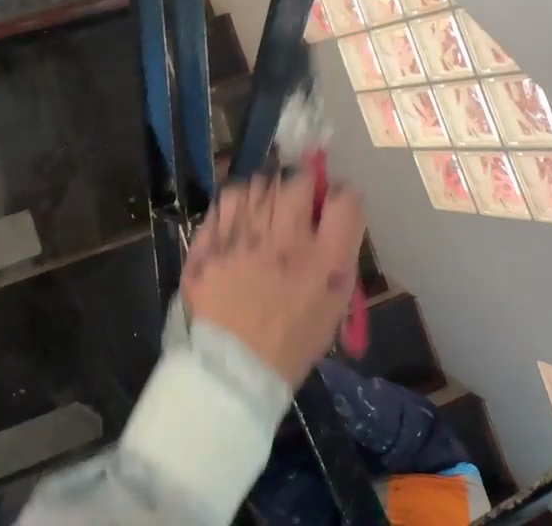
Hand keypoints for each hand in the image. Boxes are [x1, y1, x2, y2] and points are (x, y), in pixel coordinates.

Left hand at [181, 171, 366, 386]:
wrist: (235, 369)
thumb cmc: (292, 341)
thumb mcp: (333, 304)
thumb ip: (338, 254)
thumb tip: (337, 212)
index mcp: (323, 262)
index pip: (343, 201)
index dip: (340, 192)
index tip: (332, 195)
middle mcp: (283, 241)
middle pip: (295, 183)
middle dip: (300, 183)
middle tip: (296, 196)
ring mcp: (241, 238)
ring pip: (255, 185)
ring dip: (264, 190)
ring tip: (265, 205)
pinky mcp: (208, 243)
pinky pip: (224, 203)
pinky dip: (234, 203)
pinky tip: (238, 217)